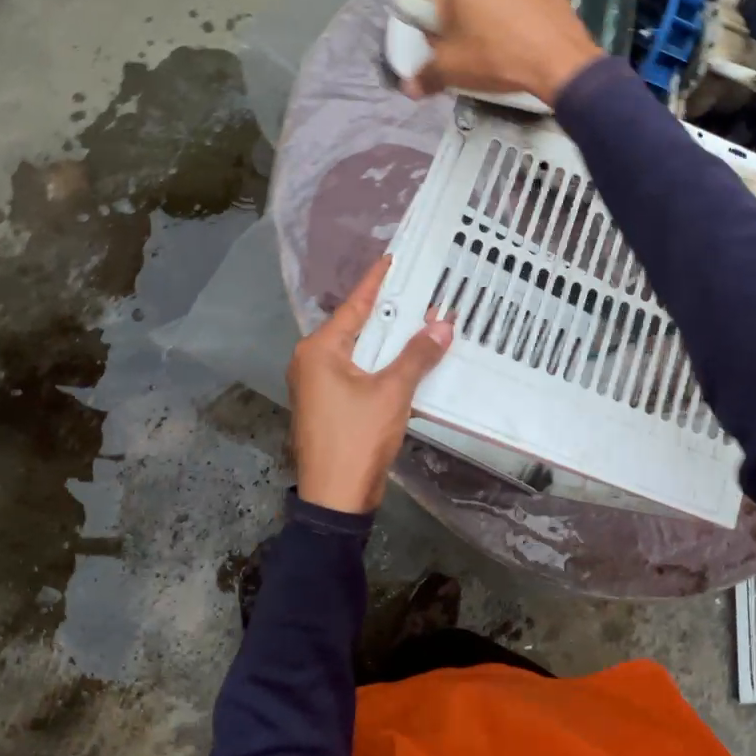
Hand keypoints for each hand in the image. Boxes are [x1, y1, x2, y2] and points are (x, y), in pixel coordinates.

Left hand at [287, 256, 453, 513]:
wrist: (336, 498)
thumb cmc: (358, 437)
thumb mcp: (392, 392)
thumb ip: (417, 355)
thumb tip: (443, 324)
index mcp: (320, 350)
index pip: (355, 305)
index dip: (378, 282)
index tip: (395, 258)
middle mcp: (313, 360)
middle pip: (357, 326)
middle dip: (391, 312)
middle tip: (422, 289)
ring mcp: (319, 384)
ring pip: (360, 351)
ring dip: (390, 340)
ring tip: (422, 319)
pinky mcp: (330, 404)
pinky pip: (359, 372)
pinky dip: (383, 363)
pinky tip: (409, 359)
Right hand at [403, 0, 606, 105]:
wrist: (561, 63)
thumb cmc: (496, 57)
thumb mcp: (452, 70)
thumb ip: (426, 74)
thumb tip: (409, 87)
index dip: (436, 22)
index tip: (448, 44)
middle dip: (465, 14)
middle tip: (473, 47)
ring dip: (495, 12)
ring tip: (503, 46)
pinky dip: (524, 15)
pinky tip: (529, 40)